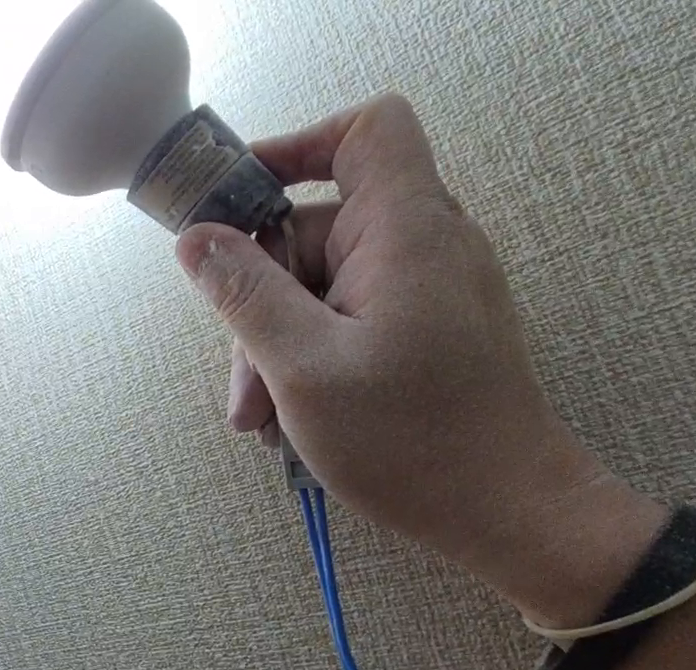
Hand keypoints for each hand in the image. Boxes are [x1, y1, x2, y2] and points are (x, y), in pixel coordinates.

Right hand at [177, 94, 661, 624]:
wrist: (500, 510)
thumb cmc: (408, 440)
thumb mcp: (302, 367)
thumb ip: (245, 295)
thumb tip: (195, 239)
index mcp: (404, 233)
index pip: (363, 134)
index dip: (295, 149)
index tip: (233, 202)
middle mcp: (421, 246)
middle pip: (314, 230)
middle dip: (260, 298)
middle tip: (242, 379)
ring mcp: (422, 291)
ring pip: (318, 287)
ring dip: (274, 344)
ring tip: (259, 415)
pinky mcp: (420, 330)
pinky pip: (343, 319)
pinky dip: (305, 357)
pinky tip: (287, 415)